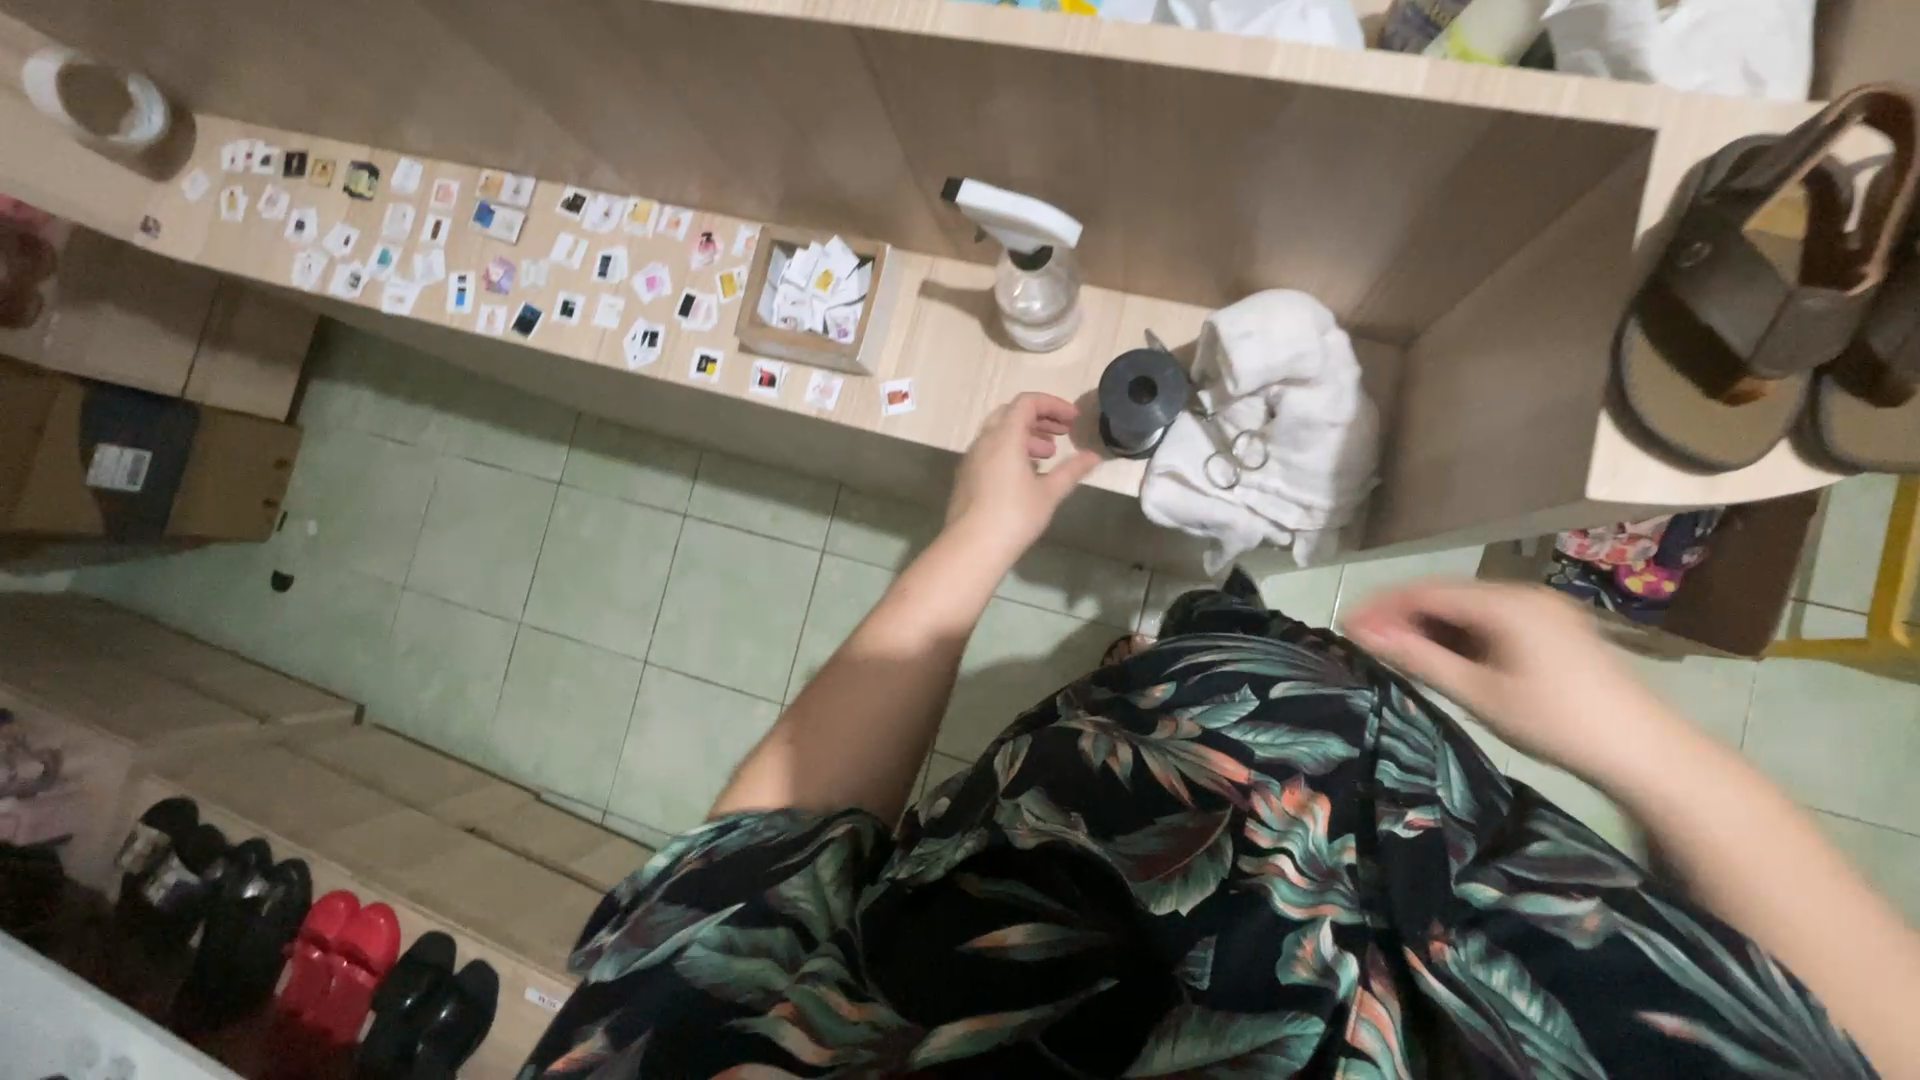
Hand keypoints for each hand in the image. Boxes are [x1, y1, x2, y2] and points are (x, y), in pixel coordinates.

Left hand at [945, 392, 1100, 561]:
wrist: (972, 547)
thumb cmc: (1015, 516)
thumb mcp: (1050, 493)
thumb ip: (1072, 470)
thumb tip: (1094, 457)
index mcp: (1004, 437)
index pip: (1027, 402)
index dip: (1053, 404)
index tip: (1073, 419)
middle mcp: (984, 441)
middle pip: (1011, 413)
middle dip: (1039, 418)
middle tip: (1062, 433)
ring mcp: (971, 458)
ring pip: (998, 433)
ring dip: (1025, 436)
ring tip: (1047, 455)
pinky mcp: (966, 476)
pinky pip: (990, 451)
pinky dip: (1010, 451)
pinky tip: (1025, 475)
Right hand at [1342, 581, 1694, 787]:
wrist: (1650, 755)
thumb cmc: (1557, 724)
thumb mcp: (1478, 693)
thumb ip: (1418, 658)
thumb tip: (1362, 632)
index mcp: (1506, 603)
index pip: (1425, 592)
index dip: (1381, 606)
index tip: (1344, 625)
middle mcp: (1523, 595)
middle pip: (1445, 596)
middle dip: (1401, 615)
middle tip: (1363, 641)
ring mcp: (1542, 610)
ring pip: (1466, 609)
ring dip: (1428, 627)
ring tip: (1395, 652)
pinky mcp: (1552, 628)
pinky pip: (1490, 621)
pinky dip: (1459, 635)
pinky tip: (1442, 657)